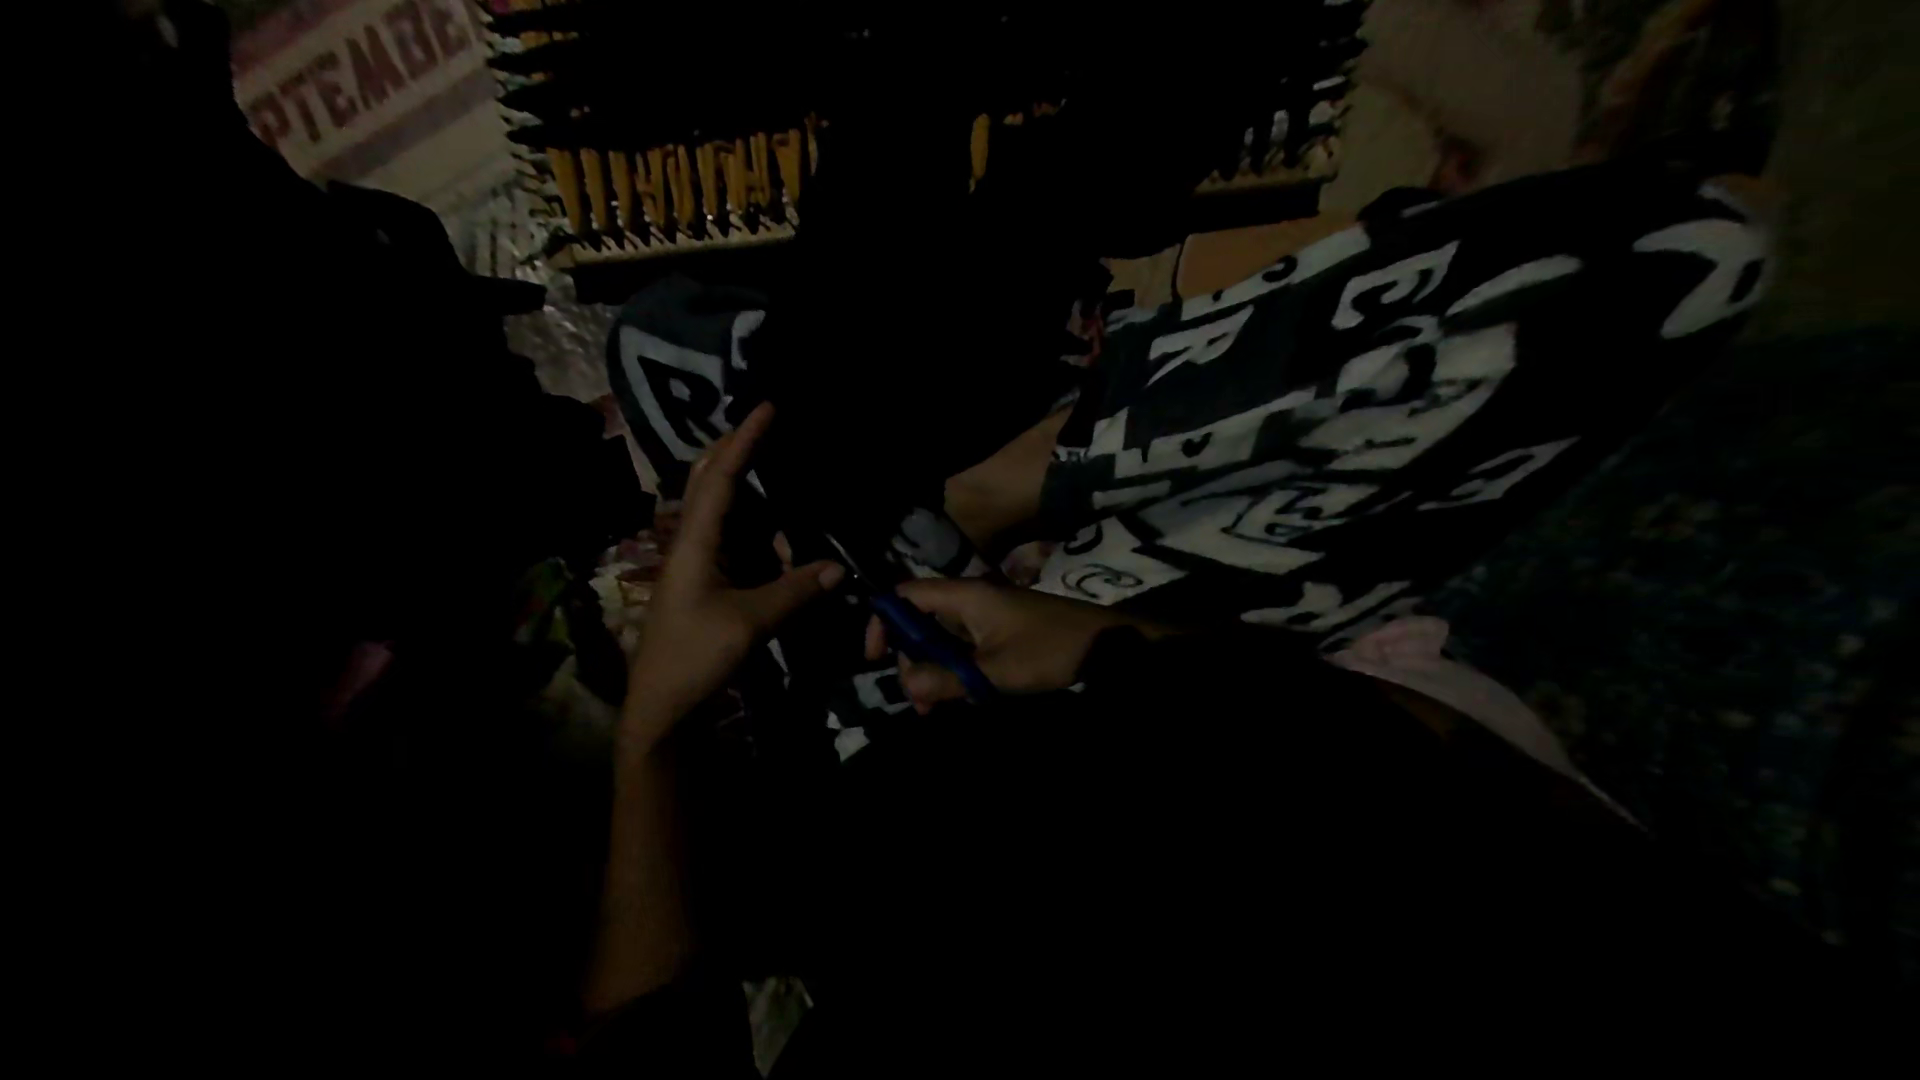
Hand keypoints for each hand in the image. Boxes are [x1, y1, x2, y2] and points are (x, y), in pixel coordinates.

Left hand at [625, 403, 843, 746]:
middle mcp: (692, 542)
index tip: (766, 407)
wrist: (662, 706)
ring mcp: (698, 563)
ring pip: (727, 513)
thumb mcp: (749, 623)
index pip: (721, 479)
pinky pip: (738, 543)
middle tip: (768, 428)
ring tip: (787, 500)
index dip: (743, 441)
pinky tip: (784, 547)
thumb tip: (840, 567)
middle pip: (710, 482)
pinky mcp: (708, 582)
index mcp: (694, 542)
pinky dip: (762, 535)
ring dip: (756, 500)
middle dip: (737, 451)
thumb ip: (794, 591)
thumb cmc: (694, 657)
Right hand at [862, 578, 1168, 712]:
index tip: (876, 656)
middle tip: (918, 699)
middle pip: (921, 620)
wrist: (1106, 643)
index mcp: (965, 595)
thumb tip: (906, 685)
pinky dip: (956, 668)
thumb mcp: (995, 670)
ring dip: (934, 669)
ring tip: (935, 708)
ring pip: (943, 637)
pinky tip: (960, 695)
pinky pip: (965, 645)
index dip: (884, 620)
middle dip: (911, 659)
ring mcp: (987, 614)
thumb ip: (948, 678)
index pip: (906, 594)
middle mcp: (971, 599)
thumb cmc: (1048, 650)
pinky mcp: (1002, 630)